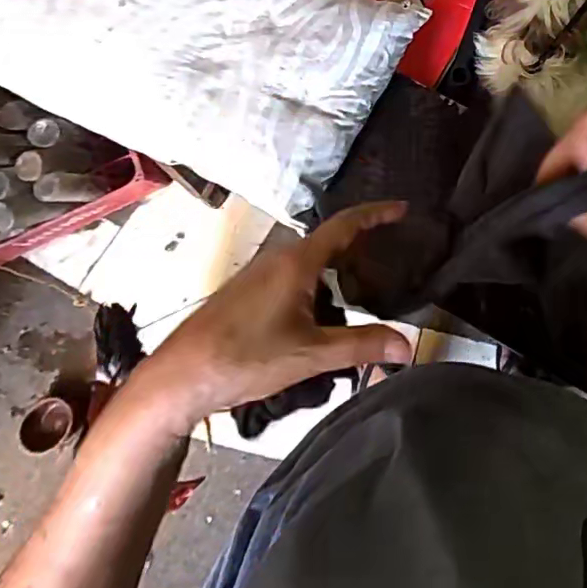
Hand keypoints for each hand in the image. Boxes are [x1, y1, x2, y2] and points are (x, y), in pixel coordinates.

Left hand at [138, 203, 414, 434]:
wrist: (178, 378)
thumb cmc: (244, 357)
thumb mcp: (310, 354)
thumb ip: (361, 346)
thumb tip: (408, 346)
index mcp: (297, 261)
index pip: (345, 224)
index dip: (376, 214)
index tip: (401, 209)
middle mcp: (279, 257)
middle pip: (329, 241)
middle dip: (361, 245)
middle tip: (392, 257)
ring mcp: (260, 273)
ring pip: (310, 261)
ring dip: (338, 269)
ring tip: (364, 289)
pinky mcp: (248, 291)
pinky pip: (294, 274)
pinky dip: (318, 283)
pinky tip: (324, 313)